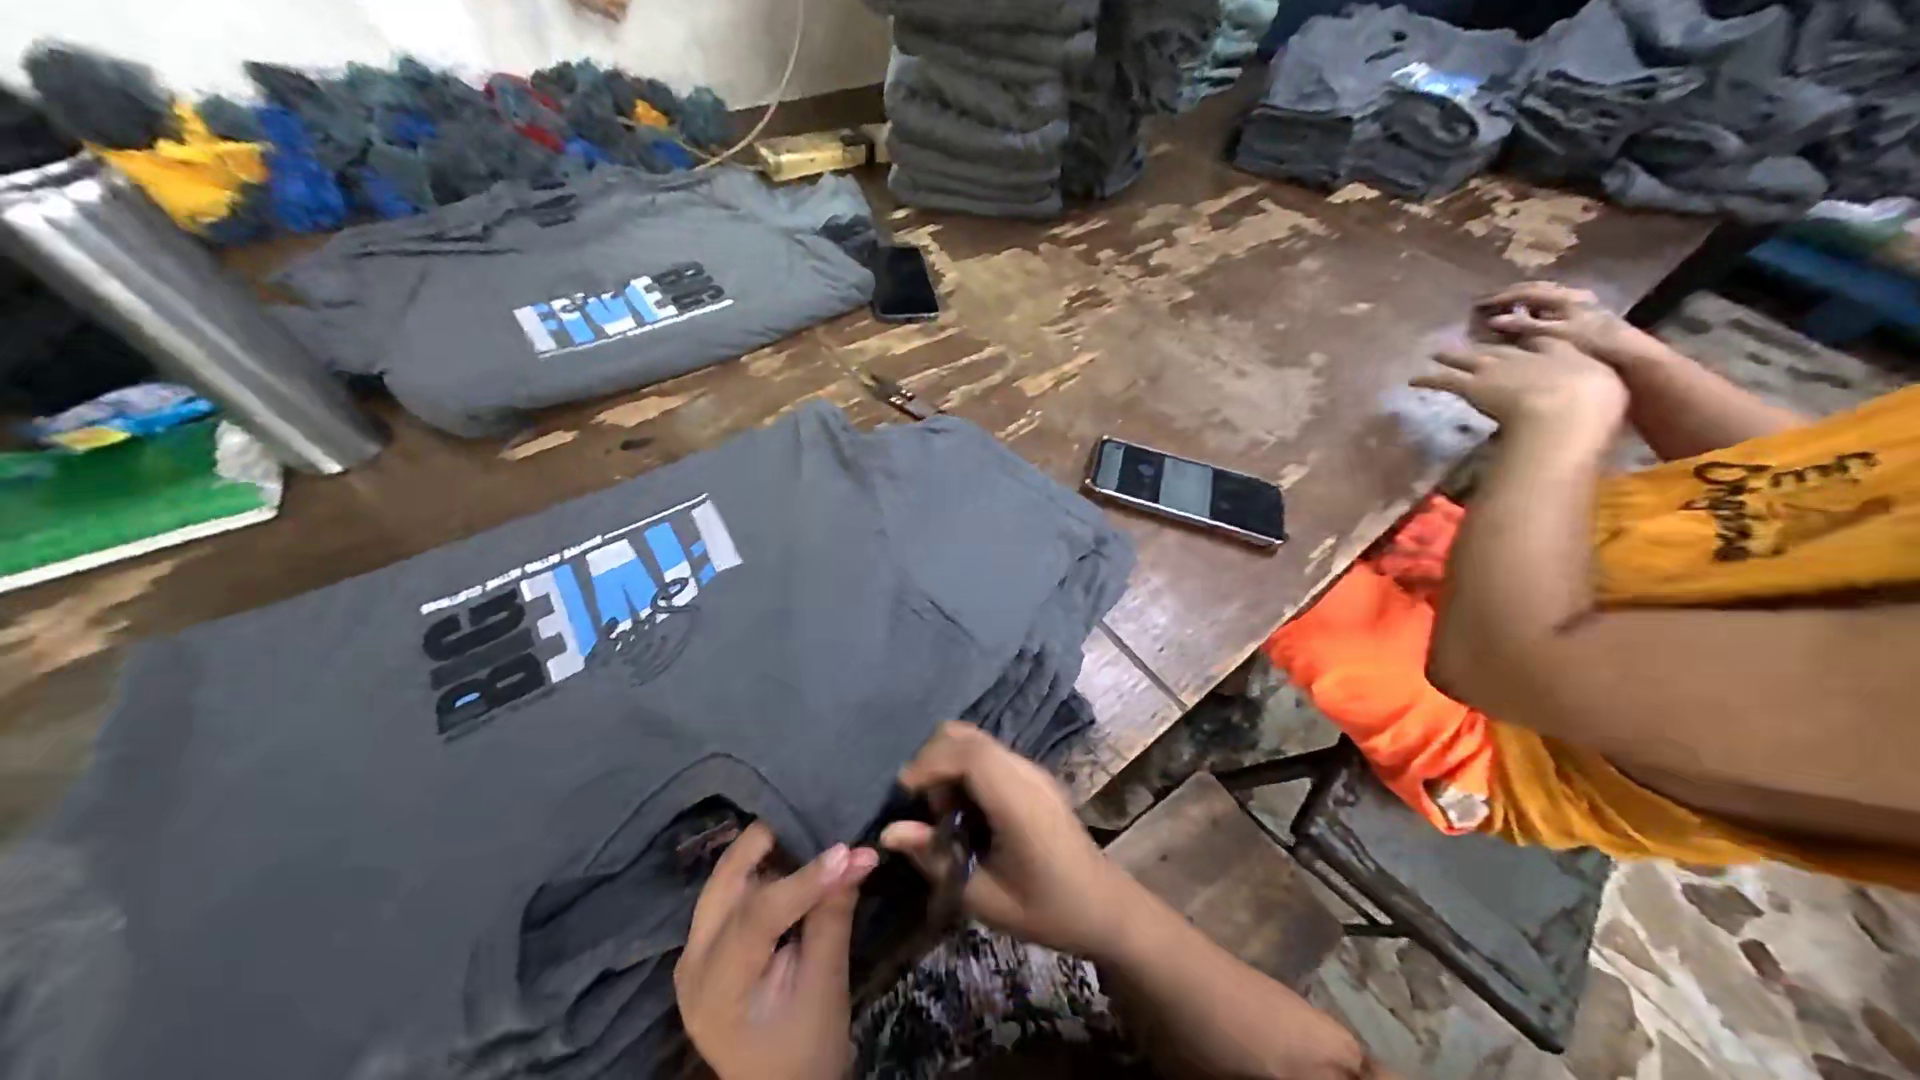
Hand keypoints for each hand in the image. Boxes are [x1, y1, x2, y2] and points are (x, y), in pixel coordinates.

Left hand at [675, 823, 879, 1079]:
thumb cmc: (806, 1049)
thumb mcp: (826, 985)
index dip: (805, 877)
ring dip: (767, 849)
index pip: (758, 915)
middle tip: (816, 813)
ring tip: (811, 828)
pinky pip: (732, 890)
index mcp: (716, 987)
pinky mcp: (707, 943)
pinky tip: (795, 854)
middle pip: (725, 879)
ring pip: (726, 877)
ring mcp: (693, 950)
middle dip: (770, 841)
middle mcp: (691, 961)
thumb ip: (834, 915)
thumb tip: (860, 853)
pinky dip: (763, 867)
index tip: (848, 848)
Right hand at [880, 723, 1138, 959]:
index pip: (969, 754)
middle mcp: (1026, 773)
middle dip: (932, 762)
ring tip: (946, 814)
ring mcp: (1032, 769)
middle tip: (926, 810)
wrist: (1105, 906)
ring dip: (947, 765)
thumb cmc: (1047, 910)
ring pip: (975, 740)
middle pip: (966, 736)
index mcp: (1018, 802)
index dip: (928, 764)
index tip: (904, 796)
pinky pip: (987, 754)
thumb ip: (936, 860)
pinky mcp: (1032, 775)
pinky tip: (967, 811)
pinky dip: (963, 769)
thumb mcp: (985, 898)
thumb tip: (889, 832)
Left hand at [1413, 336, 1627, 431]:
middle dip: (1486, 342)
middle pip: (1502, 346)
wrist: (1566, 410)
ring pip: (1468, 357)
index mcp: (1565, 352)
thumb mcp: (1608, 390)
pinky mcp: (1472, 385)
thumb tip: (1591, 402)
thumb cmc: (1596, 404)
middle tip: (1472, 339)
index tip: (1520, 337)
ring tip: (1436, 353)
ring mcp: (1496, 368)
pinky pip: (1443, 379)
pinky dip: (1427, 379)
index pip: (1544, 341)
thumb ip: (1594, 390)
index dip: (1530, 338)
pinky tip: (1413, 380)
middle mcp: (1527, 354)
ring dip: (1451, 355)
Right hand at [1472, 281, 1662, 367]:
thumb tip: (1493, 320)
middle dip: (1510, 297)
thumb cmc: (1595, 344)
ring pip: (1544, 300)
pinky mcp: (1581, 321)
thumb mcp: (1556, 335)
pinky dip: (1532, 315)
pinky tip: (1522, 325)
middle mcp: (1573, 297)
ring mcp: (1579, 308)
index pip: (1528, 291)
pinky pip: (1549, 311)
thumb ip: (1525, 326)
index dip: (1501, 297)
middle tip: (1486, 306)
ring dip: (1521, 305)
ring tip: (1501, 314)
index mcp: (1566, 297)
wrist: (1634, 360)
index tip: (1477, 305)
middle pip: (1536, 291)